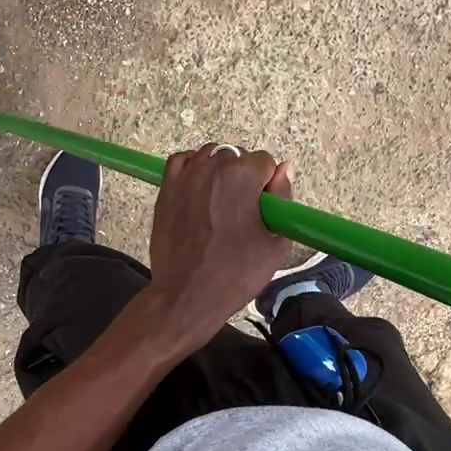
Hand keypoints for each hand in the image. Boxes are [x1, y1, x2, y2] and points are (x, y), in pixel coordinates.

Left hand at [140, 144, 292, 351]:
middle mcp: (213, 166)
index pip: (265, 161)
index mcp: (243, 176)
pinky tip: (199, 191)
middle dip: (244, 178)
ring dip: (219, 172)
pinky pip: (182, 162)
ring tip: (220, 205)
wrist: (187, 294)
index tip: (262, 209)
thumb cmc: (235, 273)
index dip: (267, 185)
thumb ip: (283, 198)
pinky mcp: (166, 188)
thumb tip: (283, 169)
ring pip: (210, 156)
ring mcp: (186, 176)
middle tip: (242, 213)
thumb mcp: (275, 242)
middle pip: (237, 157)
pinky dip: (192, 169)